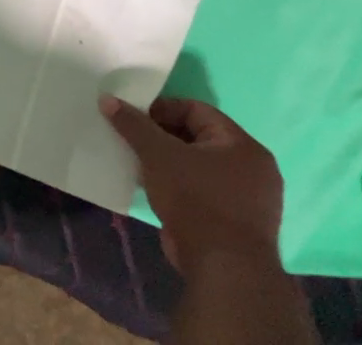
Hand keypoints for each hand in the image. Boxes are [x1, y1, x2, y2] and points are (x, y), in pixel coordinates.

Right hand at [101, 95, 284, 276]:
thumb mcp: (156, 154)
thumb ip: (132, 124)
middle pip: (197, 135)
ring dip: (165, 159)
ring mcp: (248, 193)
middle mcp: (253, 166)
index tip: (131, 120)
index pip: (196, 110)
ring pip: (197, 162)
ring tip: (137, 162)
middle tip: (129, 139)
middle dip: (159, 135)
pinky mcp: (237, 214)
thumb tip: (108, 99)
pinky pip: (202, 184)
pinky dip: (177, 180)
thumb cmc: (195, 198)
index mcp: (242, 146)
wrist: (224, 263)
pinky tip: (153, 186)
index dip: (159, 109)